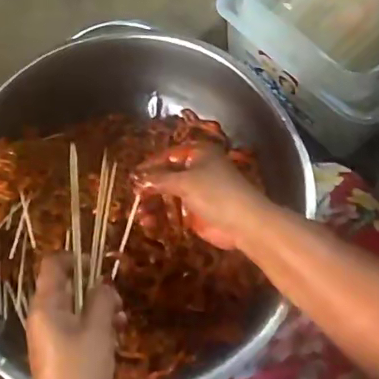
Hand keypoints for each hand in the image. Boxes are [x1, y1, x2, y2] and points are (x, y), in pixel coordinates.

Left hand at [23, 254, 119, 378]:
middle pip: (66, 284)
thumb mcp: (98, 331)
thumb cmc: (79, 371)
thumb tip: (104, 285)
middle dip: (93, 288)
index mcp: (46, 303)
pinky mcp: (54, 348)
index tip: (98, 264)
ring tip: (120, 321)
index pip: (52, 263)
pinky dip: (91, 325)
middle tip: (117, 301)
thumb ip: (102, 301)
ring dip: (97, 308)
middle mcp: (41, 312)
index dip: (74, 256)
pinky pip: (72, 324)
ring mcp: (46, 331)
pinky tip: (112, 337)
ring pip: (73, 306)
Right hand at [135, 144, 275, 249]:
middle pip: (165, 177)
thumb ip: (158, 179)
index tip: (132, 176)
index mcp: (197, 154)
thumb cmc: (215, 193)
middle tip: (135, 197)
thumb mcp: (184, 182)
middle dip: (149, 188)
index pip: (167, 156)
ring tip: (141, 216)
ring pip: (168, 196)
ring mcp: (196, 193)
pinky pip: (173, 212)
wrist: (245, 224)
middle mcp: (196, 170)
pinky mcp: (196, 213)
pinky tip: (149, 224)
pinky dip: (161, 217)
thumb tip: (136, 178)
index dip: (149, 166)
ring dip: (153, 205)